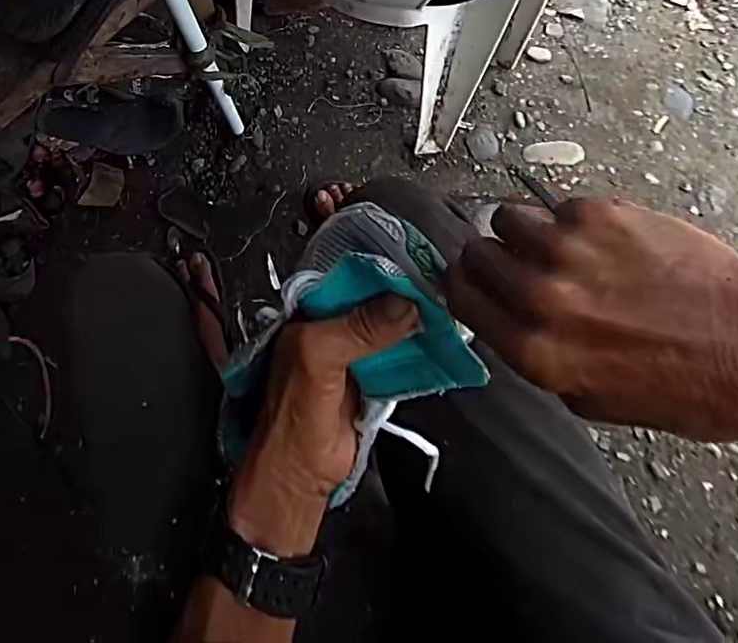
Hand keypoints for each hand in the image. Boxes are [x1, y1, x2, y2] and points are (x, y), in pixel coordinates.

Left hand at [231, 295, 420, 554]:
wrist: (299, 474)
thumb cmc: (293, 418)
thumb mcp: (320, 359)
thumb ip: (357, 329)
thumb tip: (402, 304)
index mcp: (305, 315)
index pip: (346, 278)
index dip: (378, 271)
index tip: (414, 263)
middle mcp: (325, 327)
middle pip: (370, 299)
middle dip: (401, 294)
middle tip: (437, 285)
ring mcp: (347, 353)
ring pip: (385, 325)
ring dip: (412, 320)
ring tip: (444, 309)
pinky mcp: (367, 378)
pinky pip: (395, 353)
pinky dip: (416, 348)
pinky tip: (437, 341)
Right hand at [447, 198, 737, 442]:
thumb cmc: (685, 384)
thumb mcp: (587, 397)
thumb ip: (530, 353)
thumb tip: (496, 313)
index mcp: (532, 349)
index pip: (459, 294)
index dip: (462, 282)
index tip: (471, 276)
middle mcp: (539, 298)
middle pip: (475, 251)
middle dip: (492, 255)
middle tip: (520, 261)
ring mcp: (566, 251)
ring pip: (506, 217)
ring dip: (526, 230)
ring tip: (562, 246)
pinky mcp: (597, 216)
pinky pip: (557, 207)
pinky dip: (573, 221)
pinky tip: (608, 245)